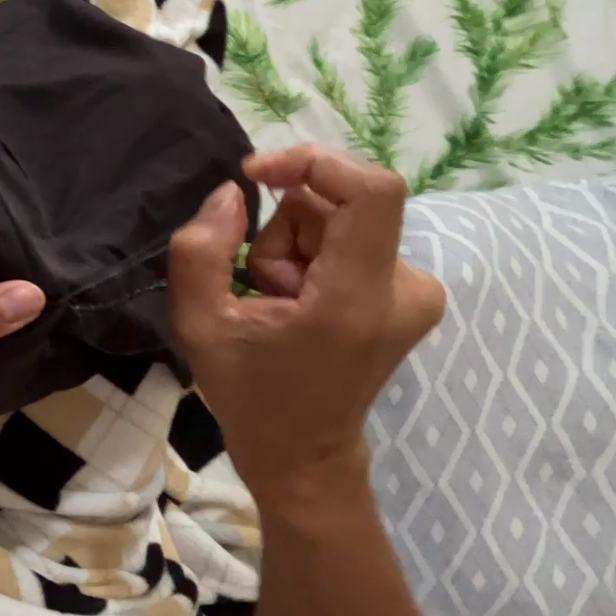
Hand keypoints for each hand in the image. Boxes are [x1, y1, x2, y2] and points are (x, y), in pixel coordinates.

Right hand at [167, 146, 445, 495]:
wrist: (302, 452)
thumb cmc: (247, 393)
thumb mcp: (198, 323)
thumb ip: (200, 251)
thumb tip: (231, 194)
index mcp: (355, 298)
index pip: (371, 191)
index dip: (313, 163)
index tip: (256, 173)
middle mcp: (405, 287)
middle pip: (339, 208)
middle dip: (283, 231)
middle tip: (255, 287)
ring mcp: (417, 292)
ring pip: (342, 225)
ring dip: (295, 248)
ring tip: (273, 304)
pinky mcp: (411, 294)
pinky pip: (352, 243)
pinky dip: (314, 260)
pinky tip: (296, 306)